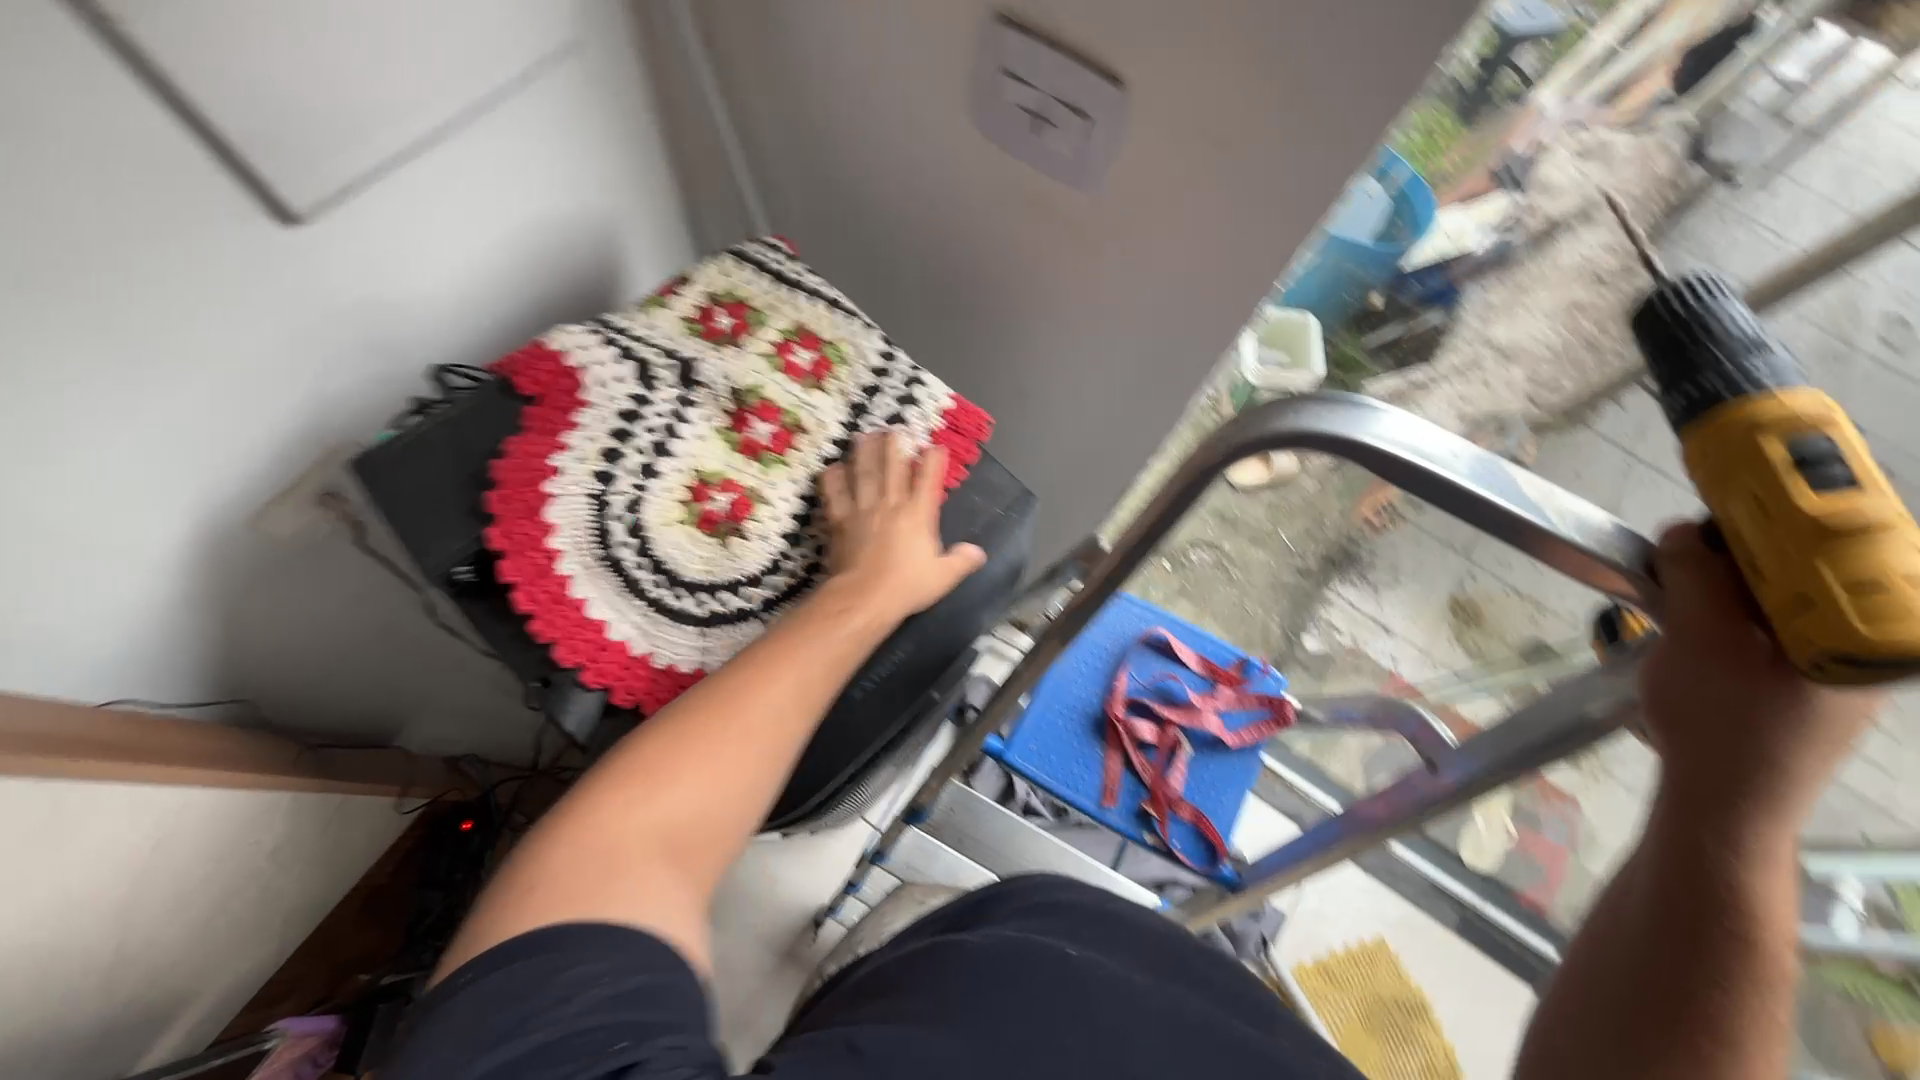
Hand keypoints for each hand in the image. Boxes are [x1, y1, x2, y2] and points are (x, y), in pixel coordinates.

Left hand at [817, 432, 985, 622]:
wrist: (864, 598)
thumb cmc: (906, 587)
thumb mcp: (943, 577)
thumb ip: (961, 560)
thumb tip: (978, 552)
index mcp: (918, 514)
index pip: (928, 480)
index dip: (934, 460)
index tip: (936, 446)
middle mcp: (890, 504)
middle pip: (893, 466)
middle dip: (896, 444)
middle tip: (895, 428)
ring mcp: (862, 509)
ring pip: (863, 472)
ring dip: (864, 452)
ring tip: (864, 435)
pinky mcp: (839, 521)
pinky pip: (834, 493)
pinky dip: (832, 479)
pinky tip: (832, 467)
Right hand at [1638, 522, 1880, 829]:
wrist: (1722, 807)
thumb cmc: (1720, 722)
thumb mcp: (1698, 639)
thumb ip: (1696, 578)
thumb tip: (1683, 531)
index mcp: (1869, 634)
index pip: (1835, 551)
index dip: (1772, 525)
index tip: (1715, 517)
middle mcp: (1870, 649)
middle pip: (1808, 577)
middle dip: (1737, 560)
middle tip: (1680, 561)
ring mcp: (1842, 673)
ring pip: (1785, 607)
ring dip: (1726, 592)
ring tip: (1677, 597)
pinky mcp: (1810, 692)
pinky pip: (1774, 637)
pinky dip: (1730, 624)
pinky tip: (1694, 636)